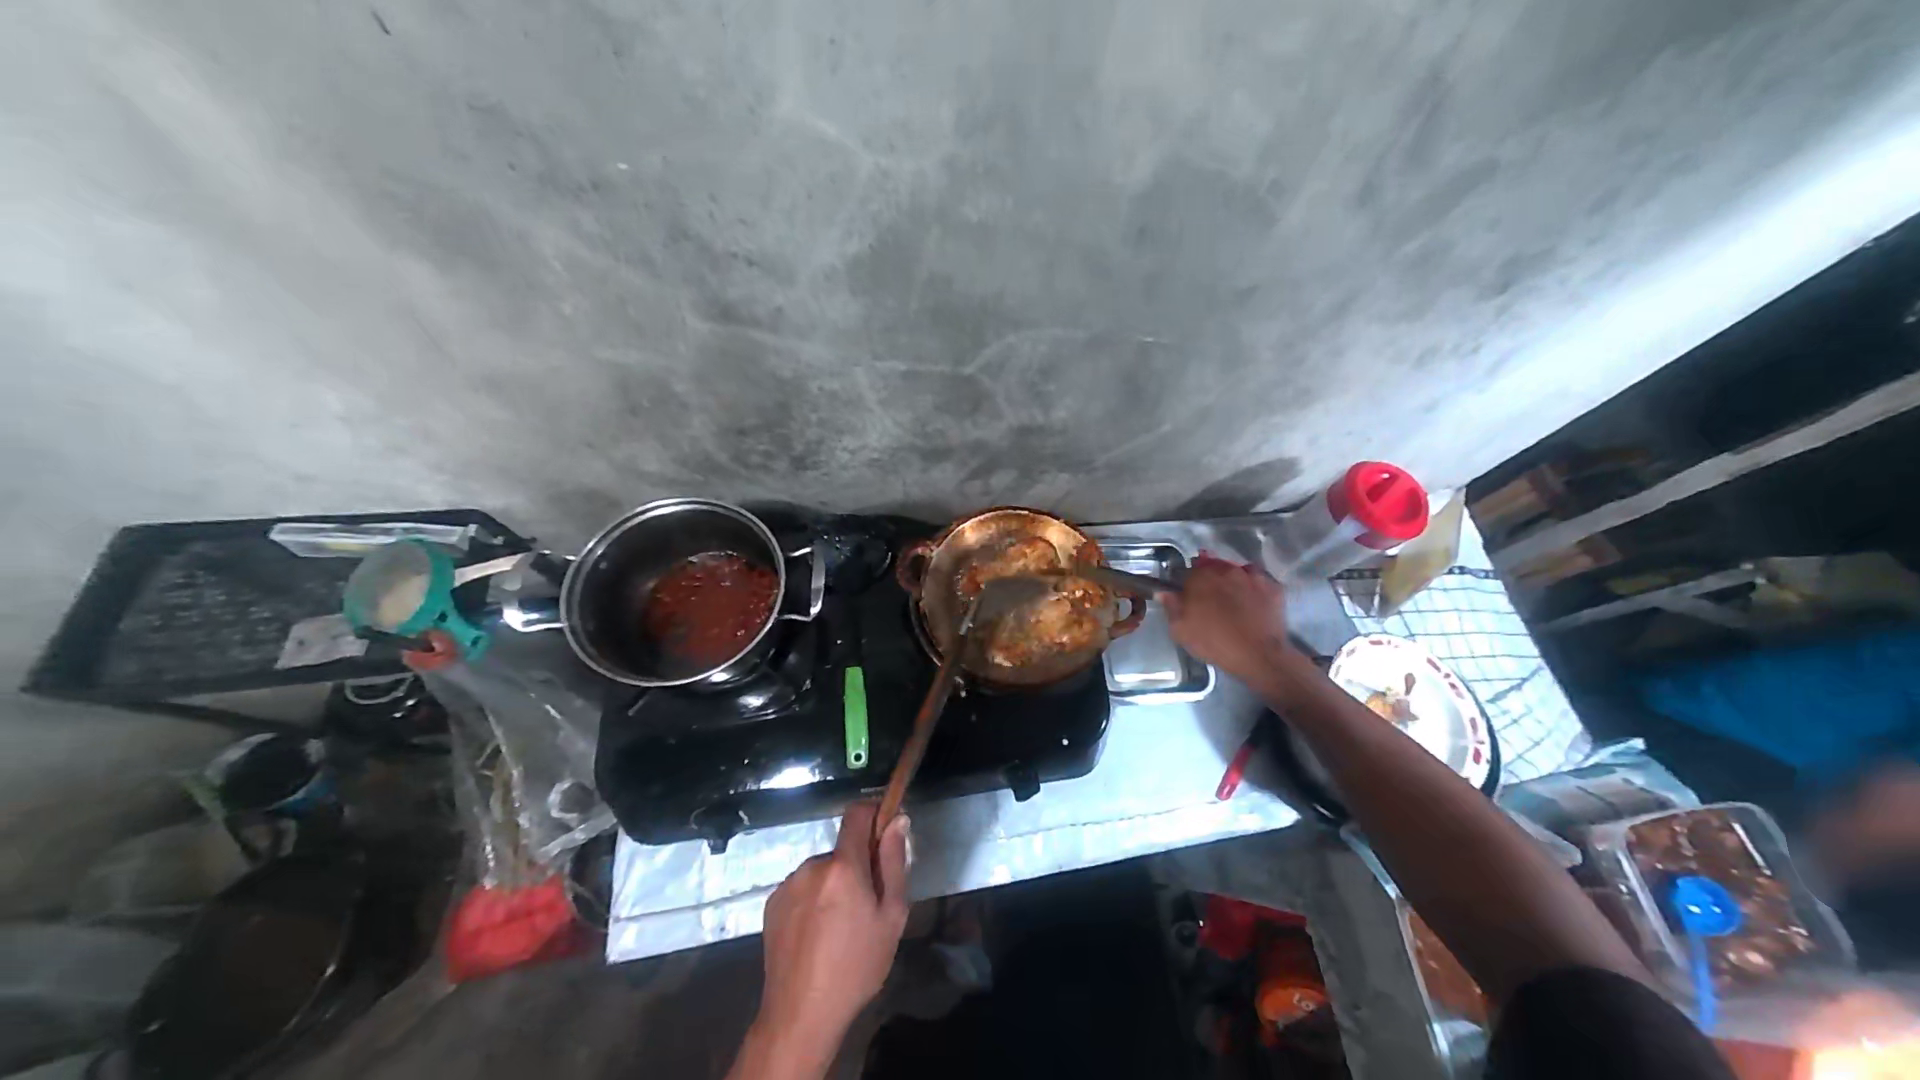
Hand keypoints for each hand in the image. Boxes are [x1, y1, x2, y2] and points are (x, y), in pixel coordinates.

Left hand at [744, 801, 909, 1073]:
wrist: (800, 1014)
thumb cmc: (856, 966)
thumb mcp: (891, 917)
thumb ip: (894, 863)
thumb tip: (897, 820)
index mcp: (842, 866)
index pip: (856, 814)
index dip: (873, 813)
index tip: (885, 831)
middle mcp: (811, 866)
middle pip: (841, 850)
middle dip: (856, 866)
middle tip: (866, 906)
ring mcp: (787, 884)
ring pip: (821, 871)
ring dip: (833, 885)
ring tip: (839, 927)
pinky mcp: (772, 903)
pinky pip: (802, 889)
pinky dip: (813, 900)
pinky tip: (816, 934)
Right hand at [1161, 555, 1302, 693]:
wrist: (1258, 655)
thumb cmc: (1214, 643)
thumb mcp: (1181, 630)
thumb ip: (1171, 607)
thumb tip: (1164, 592)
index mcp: (1201, 577)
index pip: (1190, 570)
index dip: (1189, 583)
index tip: (1190, 596)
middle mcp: (1227, 569)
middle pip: (1215, 567)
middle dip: (1211, 579)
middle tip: (1212, 599)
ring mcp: (1253, 576)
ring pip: (1238, 571)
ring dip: (1233, 581)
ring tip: (1234, 601)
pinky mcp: (1273, 587)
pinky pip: (1259, 582)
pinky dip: (1254, 588)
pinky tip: (1254, 602)